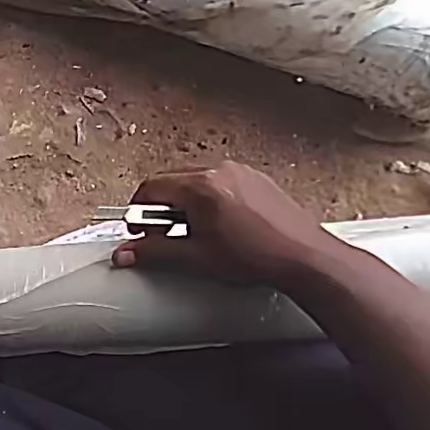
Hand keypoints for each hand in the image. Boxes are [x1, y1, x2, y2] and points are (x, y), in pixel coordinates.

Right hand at [110, 163, 346, 288]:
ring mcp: (241, 173)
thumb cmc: (256, 256)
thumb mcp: (195, 257)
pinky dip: (207, 202)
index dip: (138, 212)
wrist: (304, 258)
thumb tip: (125, 253)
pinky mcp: (255, 180)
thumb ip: (154, 251)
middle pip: (172, 183)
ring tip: (193, 235)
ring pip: (195, 183)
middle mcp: (220, 172)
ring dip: (183, 206)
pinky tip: (216, 228)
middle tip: (162, 236)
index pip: (151, 188)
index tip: (140, 231)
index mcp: (201, 187)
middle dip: (160, 210)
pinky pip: (218, 184)